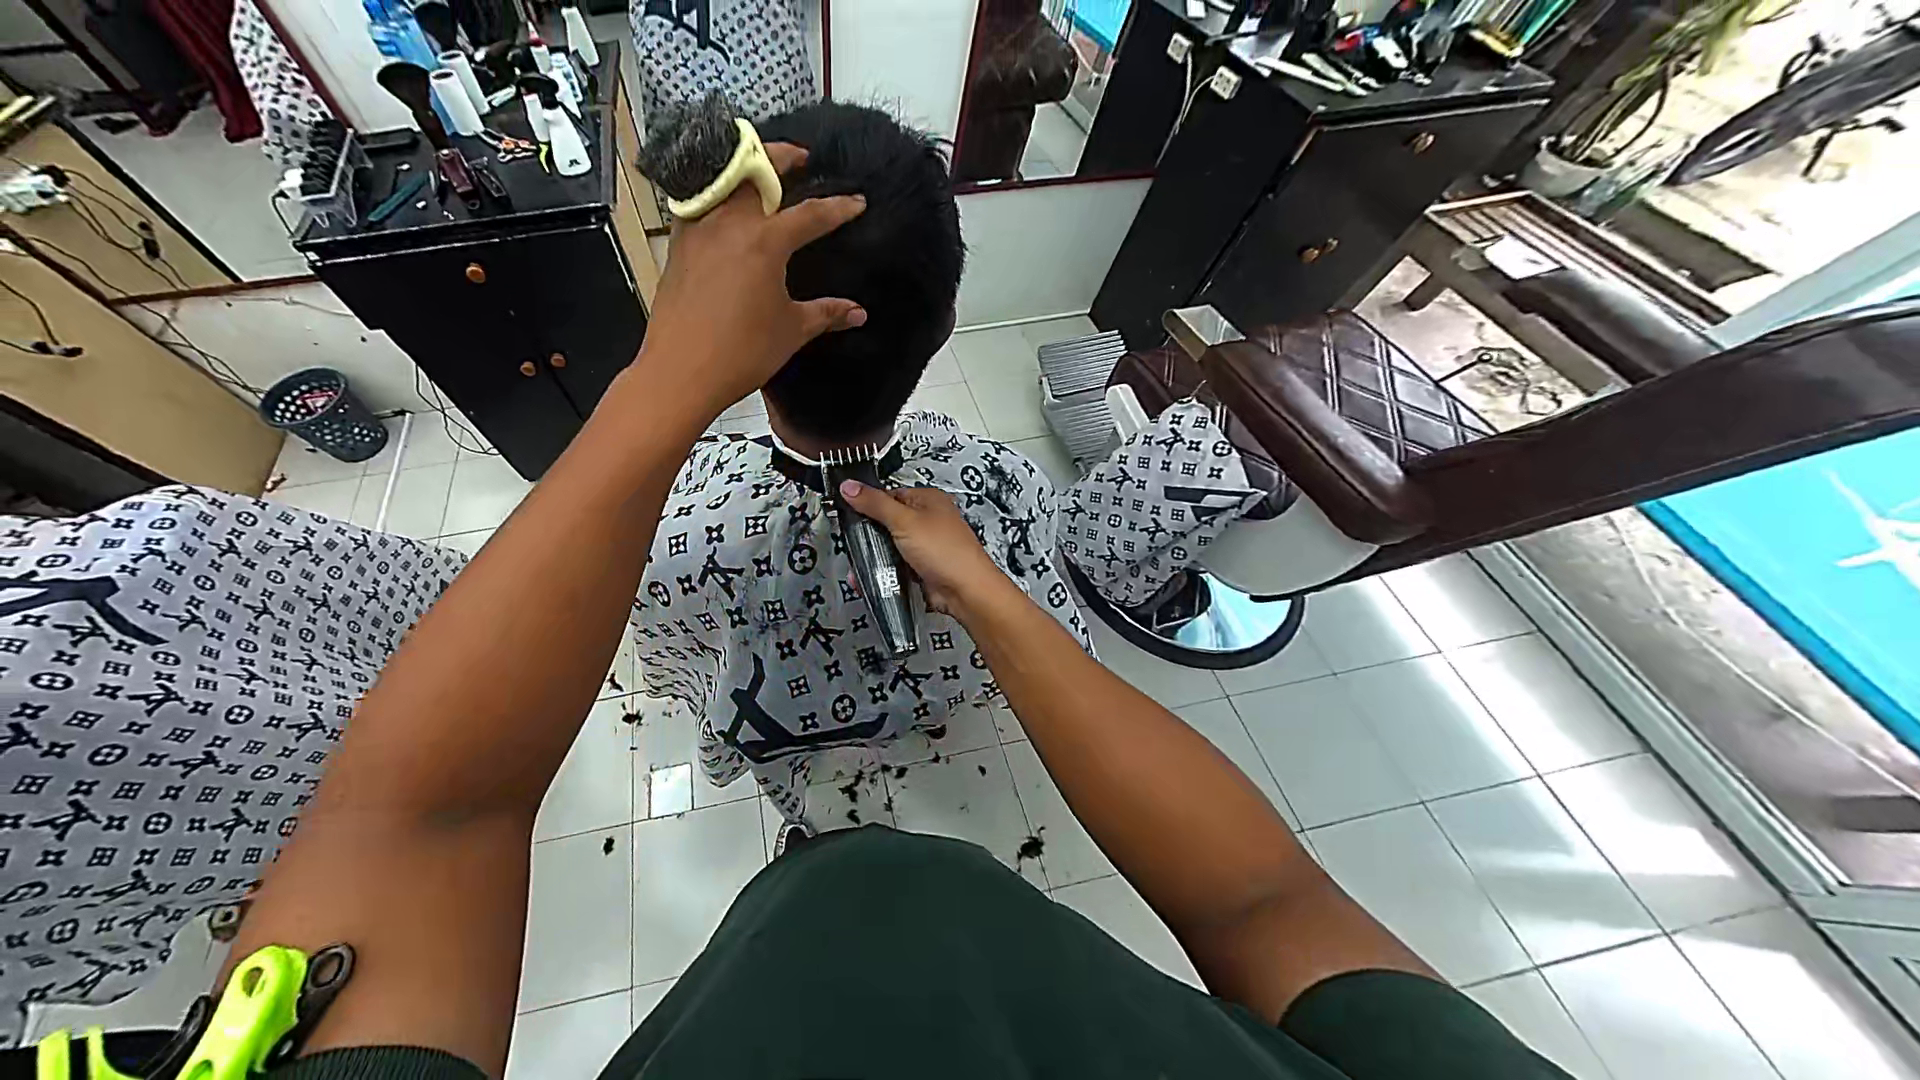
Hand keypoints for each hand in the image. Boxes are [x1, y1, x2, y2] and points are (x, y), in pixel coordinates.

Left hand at [634, 143, 866, 418]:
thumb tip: (857, 313)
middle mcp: (729, 223)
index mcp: (765, 242)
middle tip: (801, 155)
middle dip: (782, 157)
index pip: (811, 215)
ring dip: (745, 168)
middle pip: (758, 173)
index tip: (857, 202)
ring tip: (761, 171)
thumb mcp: (791, 330)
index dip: (838, 208)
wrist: (681, 371)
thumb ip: (826, 314)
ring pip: (723, 181)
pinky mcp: (679, 244)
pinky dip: (716, 192)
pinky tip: (725, 207)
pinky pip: (699, 202)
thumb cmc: (742, 352)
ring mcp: (698, 229)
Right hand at [838, 482, 1010, 616]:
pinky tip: (873, 578)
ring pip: (889, 547)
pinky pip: (895, 566)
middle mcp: (927, 520)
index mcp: (927, 499)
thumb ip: (874, 503)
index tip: (847, 513)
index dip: (867, 504)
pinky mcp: (921, 567)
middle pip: (886, 522)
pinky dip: (883, 572)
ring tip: (862, 565)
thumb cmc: (948, 552)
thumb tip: (850, 486)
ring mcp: (924, 546)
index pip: (888, 494)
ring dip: (874, 557)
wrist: (965, 591)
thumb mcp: (904, 521)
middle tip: (856, 543)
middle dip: (869, 536)